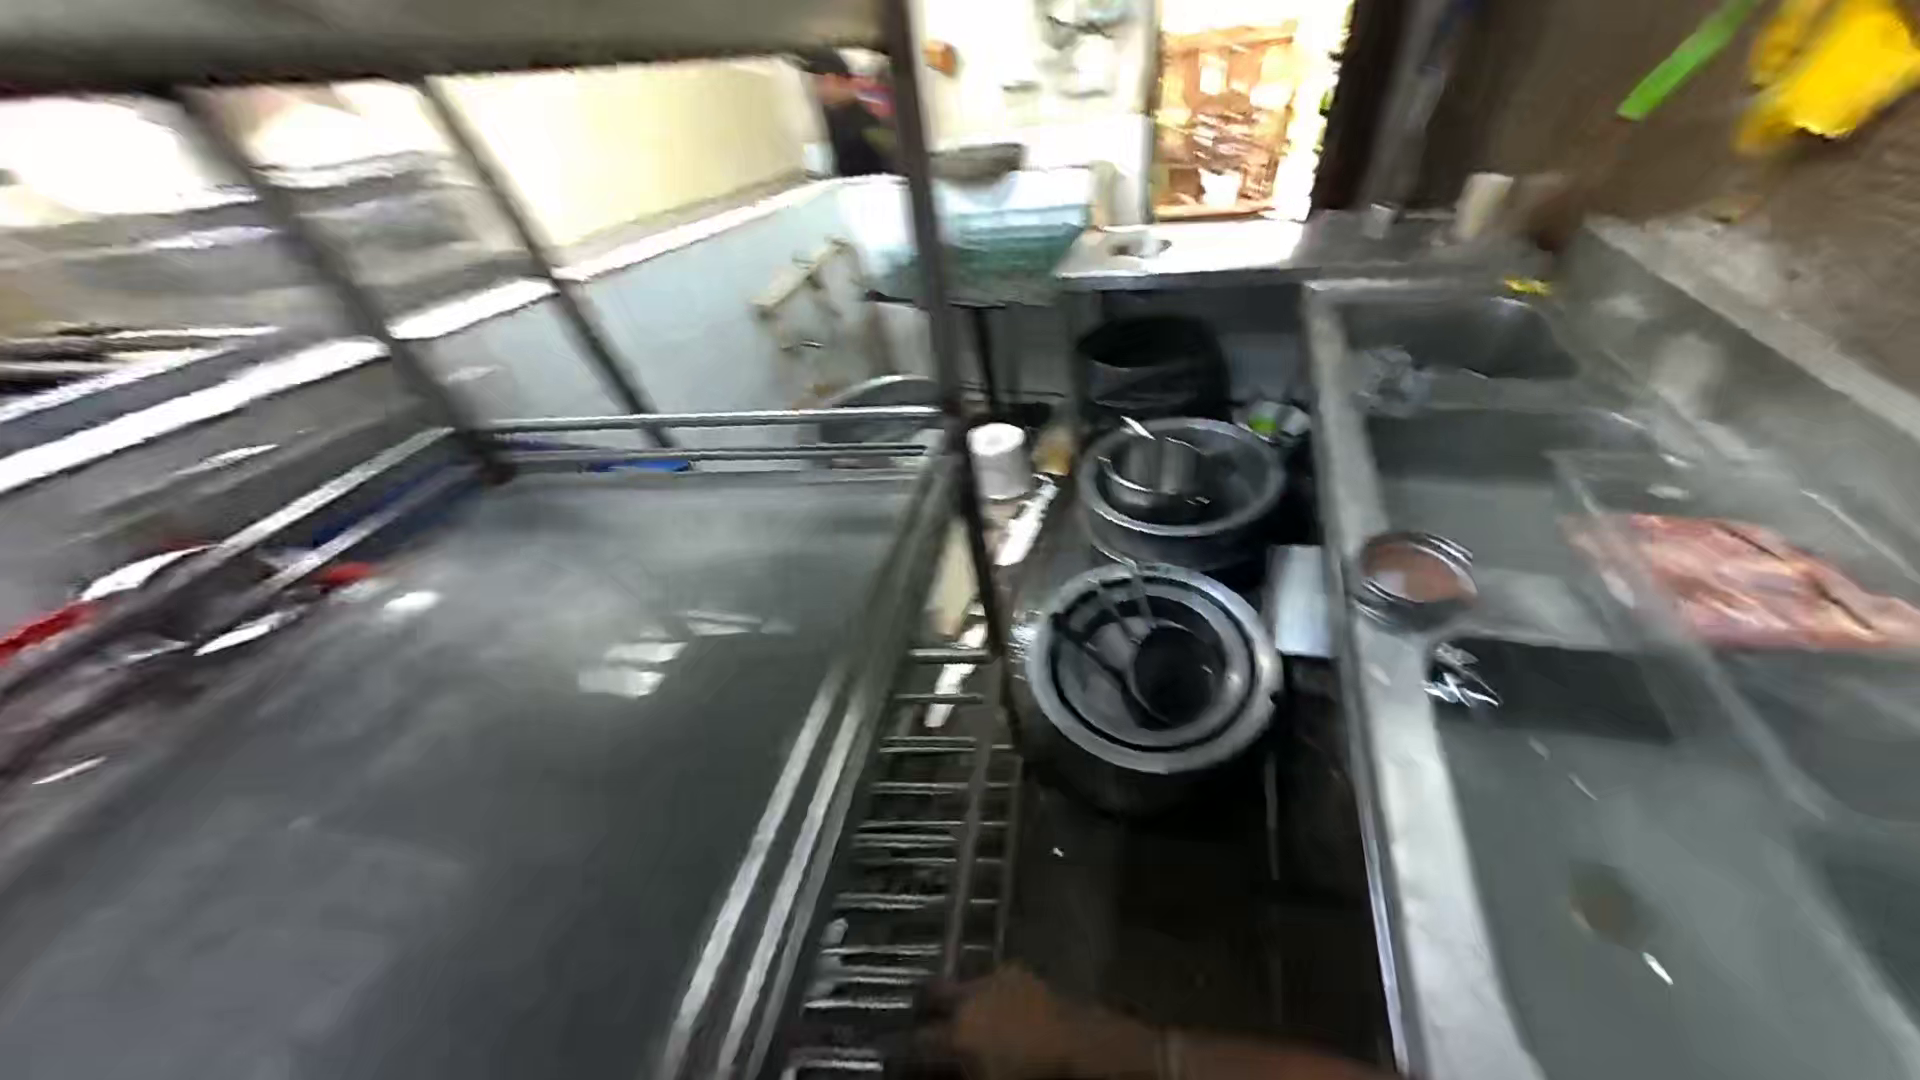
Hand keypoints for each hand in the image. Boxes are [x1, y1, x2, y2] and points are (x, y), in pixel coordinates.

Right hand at [905, 966, 1158, 1079]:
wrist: (1094, 1058)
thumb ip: (952, 1074)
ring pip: (960, 984)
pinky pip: (990, 982)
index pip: (910, 1045)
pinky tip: (996, 1017)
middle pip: (929, 994)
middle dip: (921, 1013)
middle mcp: (969, 998)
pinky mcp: (1022, 972)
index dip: (900, 1058)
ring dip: (955, 1002)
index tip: (897, 1065)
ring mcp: (997, 979)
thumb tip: (935, 1070)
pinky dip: (985, 997)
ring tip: (962, 1026)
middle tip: (924, 1036)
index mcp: (957, 1036)